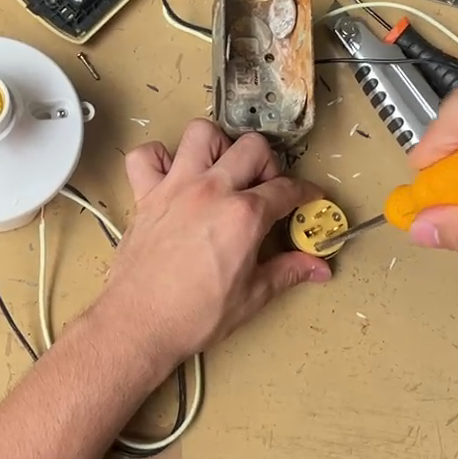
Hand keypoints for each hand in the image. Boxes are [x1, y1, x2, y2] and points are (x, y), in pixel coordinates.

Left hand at [91, 121, 329, 367]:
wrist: (140, 324)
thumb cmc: (192, 315)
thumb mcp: (252, 296)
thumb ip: (288, 272)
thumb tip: (317, 268)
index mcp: (243, 216)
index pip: (287, 190)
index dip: (305, 193)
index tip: (308, 199)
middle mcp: (211, 191)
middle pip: (252, 148)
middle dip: (268, 164)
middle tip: (267, 189)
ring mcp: (176, 188)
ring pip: (201, 134)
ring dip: (218, 146)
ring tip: (223, 170)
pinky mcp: (146, 196)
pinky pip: (146, 156)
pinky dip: (159, 157)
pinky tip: (173, 175)